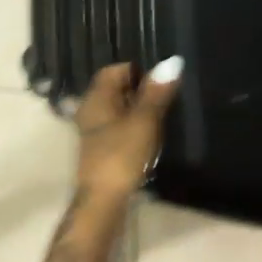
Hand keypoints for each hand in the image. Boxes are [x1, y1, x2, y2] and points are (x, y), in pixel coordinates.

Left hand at [74, 59, 181, 198]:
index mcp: (96, 98)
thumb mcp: (144, 121)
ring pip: (117, 109)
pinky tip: (149, 136)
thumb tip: (172, 62)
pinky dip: (133, 125)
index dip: (136, 70)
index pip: (113, 70)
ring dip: (137, 109)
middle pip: (114, 89)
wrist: (104, 199)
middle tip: (166, 95)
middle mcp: (90, 109)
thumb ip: (156, 93)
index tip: (160, 78)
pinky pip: (117, 126)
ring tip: (162, 114)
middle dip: (139, 89)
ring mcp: (93, 130)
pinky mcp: (100, 148)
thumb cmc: (122, 155)